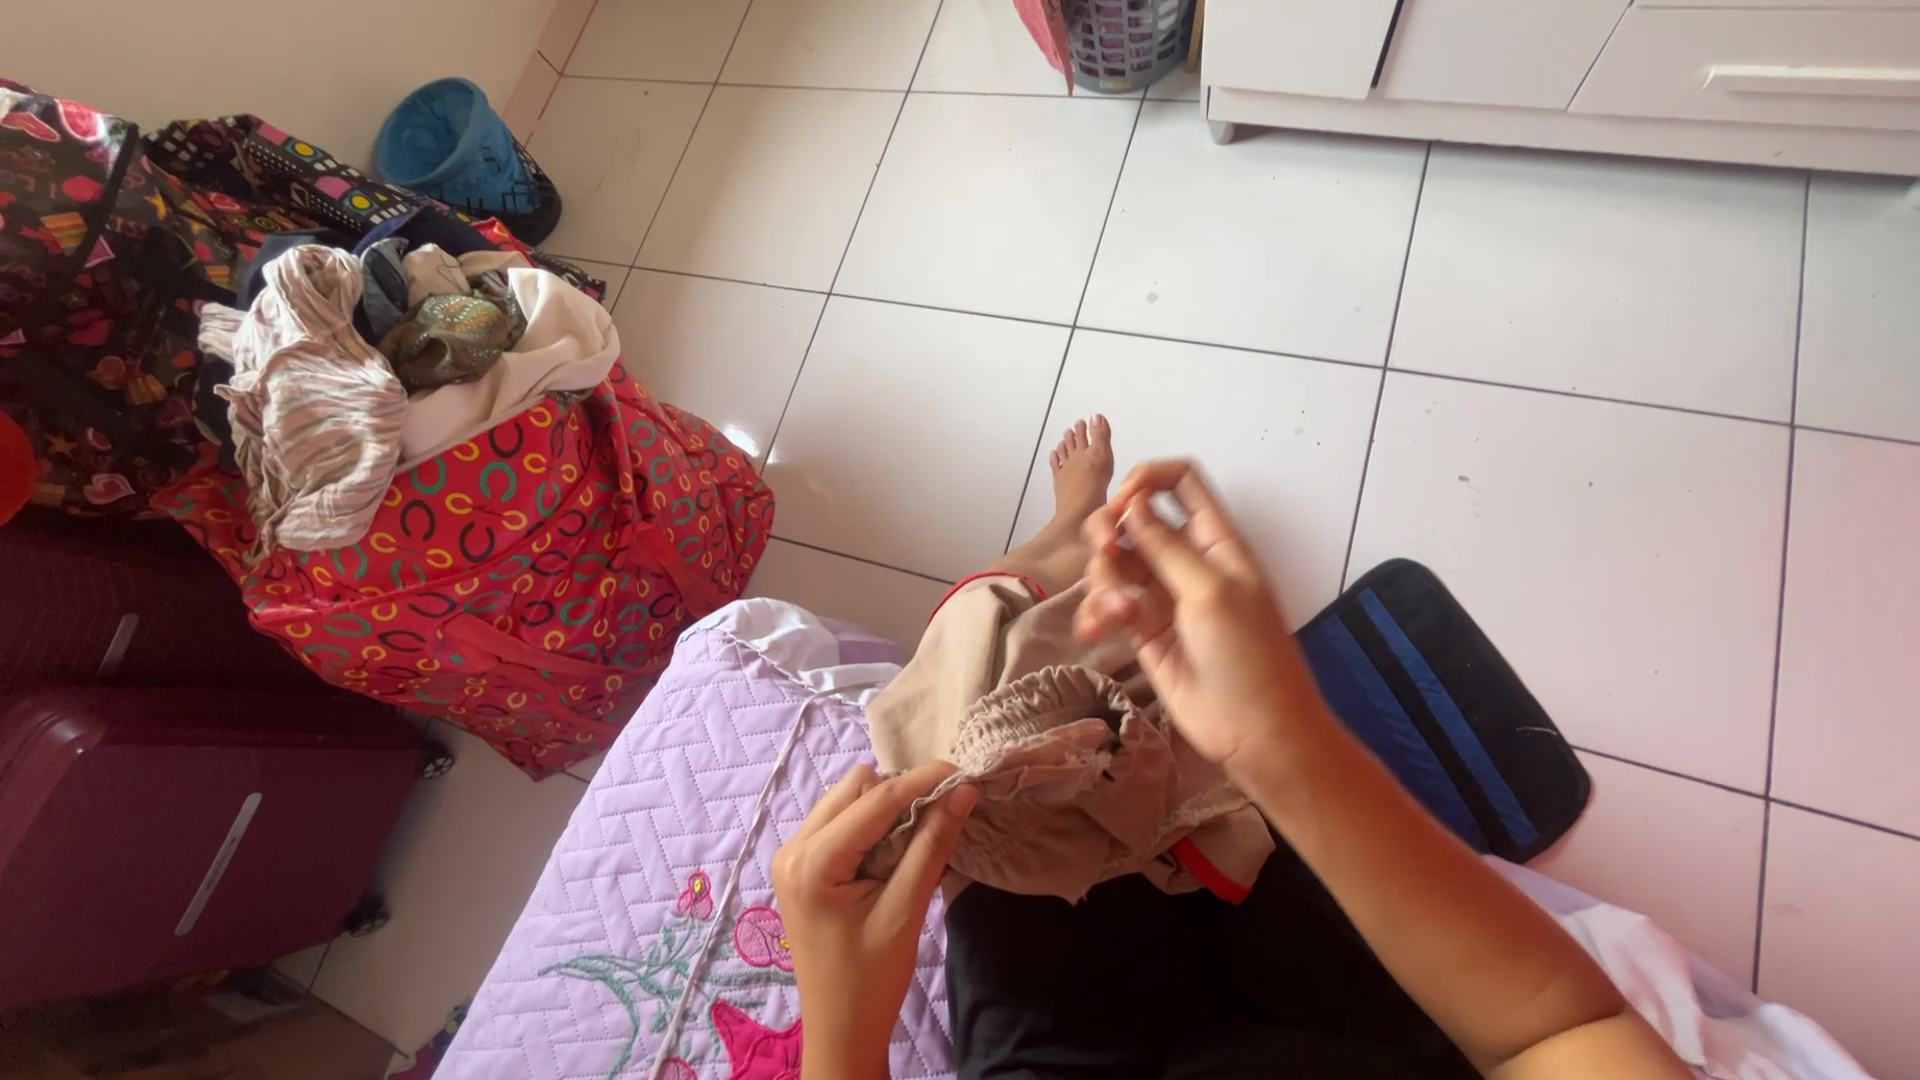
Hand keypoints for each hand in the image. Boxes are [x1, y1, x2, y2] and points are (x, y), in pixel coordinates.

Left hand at [772, 762, 977, 1079]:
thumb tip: (963, 791)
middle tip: (939, 815)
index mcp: (812, 861)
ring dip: (886, 807)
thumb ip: (933, 844)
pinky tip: (893, 852)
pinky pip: (841, 819)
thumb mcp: (907, 911)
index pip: (876, 799)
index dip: (922, 780)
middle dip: (901, 793)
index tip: (963, 770)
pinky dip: (872, 823)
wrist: (840, 1033)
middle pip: (856, 787)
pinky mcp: (801, 863)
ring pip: (847, 798)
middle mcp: (793, 847)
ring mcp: (792, 854)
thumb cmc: (872, 980)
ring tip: (916, 840)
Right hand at [1074, 461, 1330, 779]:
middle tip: (1104, 554)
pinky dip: (1096, 612)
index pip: (1179, 482)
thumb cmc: (1249, 657)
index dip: (1147, 480)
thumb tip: (1132, 503)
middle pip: (1133, 518)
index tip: (1123, 504)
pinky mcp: (1141, 628)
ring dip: (1102, 581)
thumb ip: (1167, 545)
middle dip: (1109, 530)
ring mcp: (1161, 594)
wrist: (1255, 732)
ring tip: (1115, 614)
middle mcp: (1185, 559)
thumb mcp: (1211, 592)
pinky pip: (1107, 604)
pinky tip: (1096, 633)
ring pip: (1113, 562)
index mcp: (1215, 539)